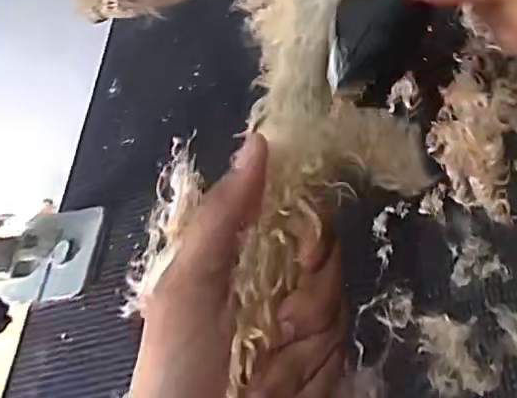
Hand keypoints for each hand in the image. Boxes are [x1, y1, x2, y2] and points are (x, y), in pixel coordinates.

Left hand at [130, 135, 347, 397]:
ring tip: (265, 375)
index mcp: (243, 257)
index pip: (304, 215)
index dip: (314, 230)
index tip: (306, 253)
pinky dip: (313, 376)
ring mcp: (297, 330)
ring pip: (339, 307)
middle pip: (330, 259)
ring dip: (305, 346)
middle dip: (309, 297)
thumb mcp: (185, 288)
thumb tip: (259, 142)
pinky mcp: (317, 367)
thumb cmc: (175, 372)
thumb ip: (221, 216)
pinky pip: (341, 351)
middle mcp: (274, 285)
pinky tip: (280, 390)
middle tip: (276, 328)